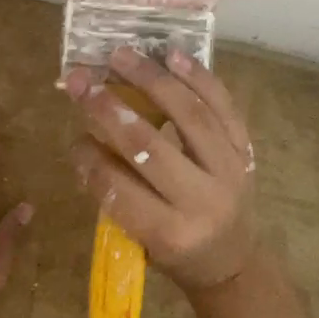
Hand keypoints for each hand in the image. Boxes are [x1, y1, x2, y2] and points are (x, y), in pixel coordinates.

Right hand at [63, 48, 257, 290]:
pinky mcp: (246, 151)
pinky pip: (223, 107)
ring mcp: (230, 172)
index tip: (72, 136)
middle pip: (152, 147)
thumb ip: (115, 192)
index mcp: (169, 233)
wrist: (234, 262)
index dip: (89, 159)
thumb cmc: (176, 254)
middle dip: (111, 110)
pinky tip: (172, 55)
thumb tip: (86, 137)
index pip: (119, 188)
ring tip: (123, 55)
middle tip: (82, 81)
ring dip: (153, 80)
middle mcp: (203, 202)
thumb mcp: (140, 240)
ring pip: (191, 117)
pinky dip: (198, 78)